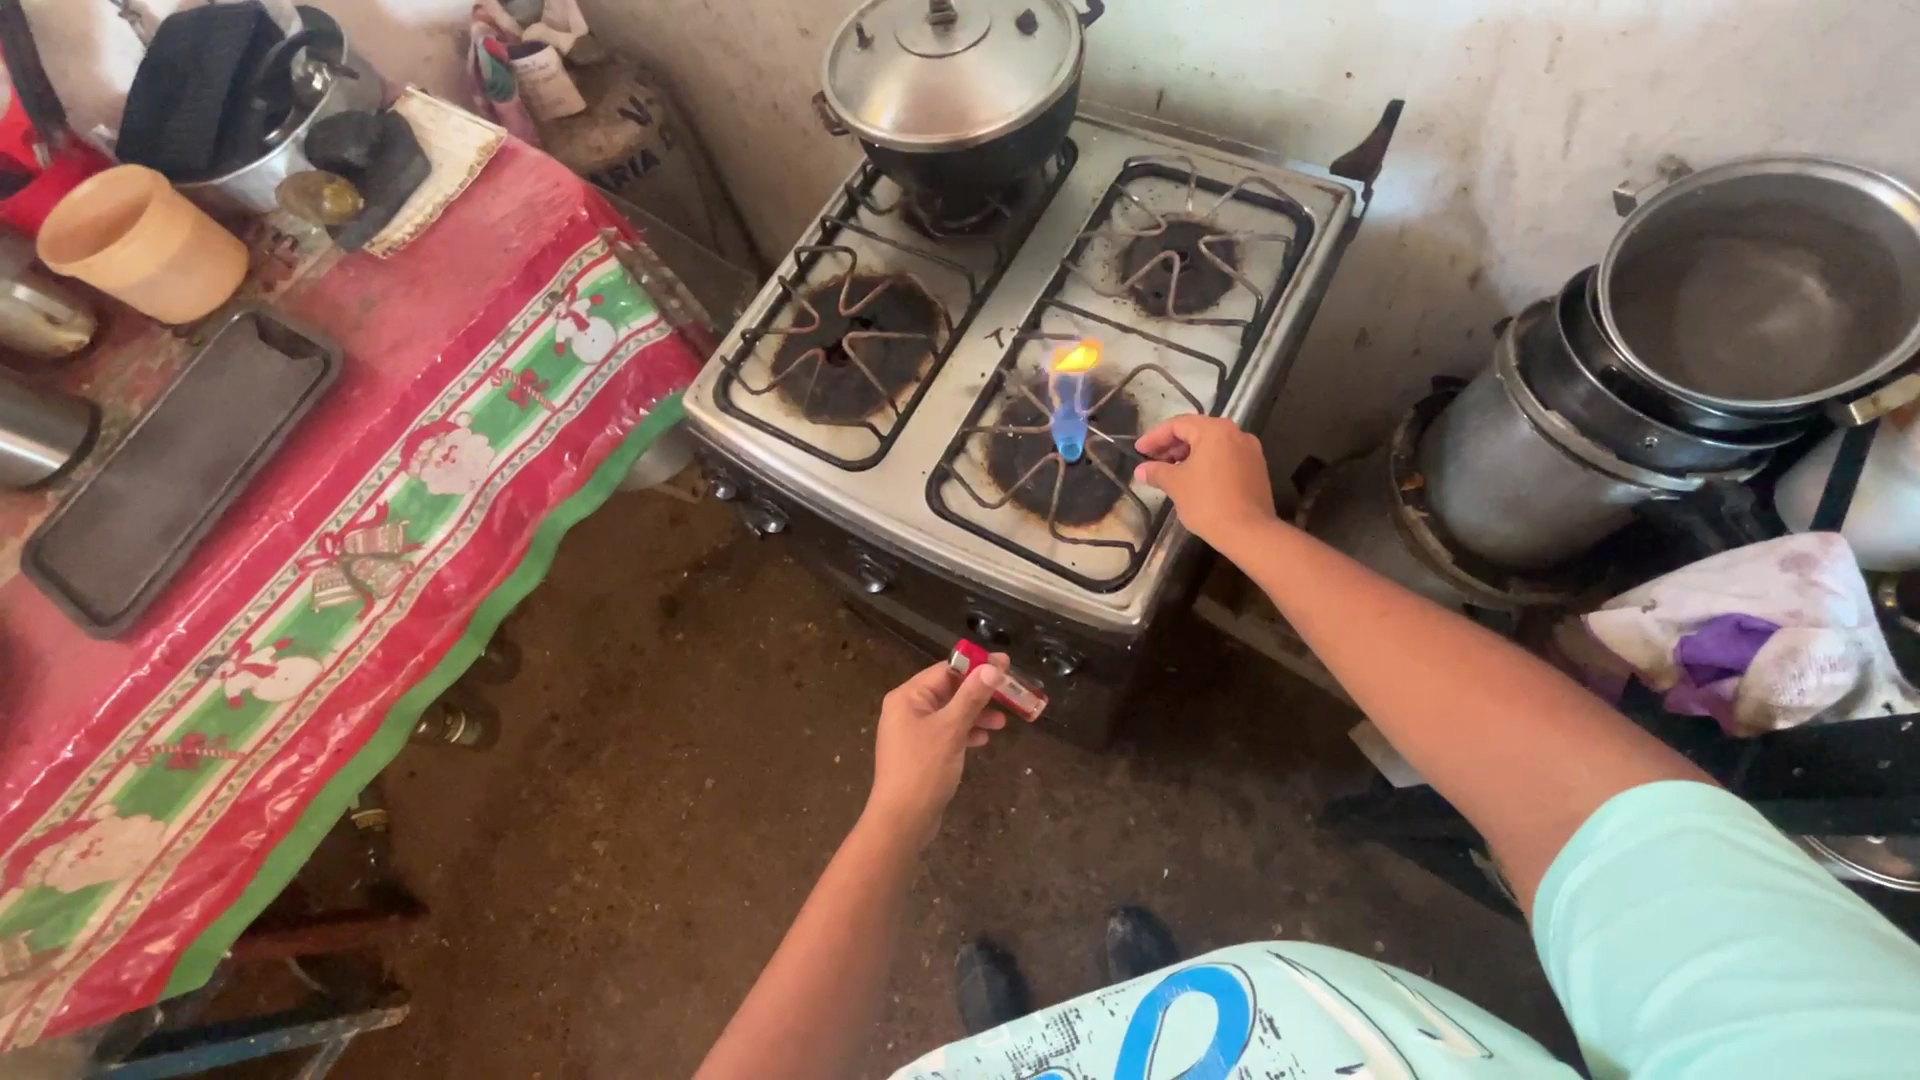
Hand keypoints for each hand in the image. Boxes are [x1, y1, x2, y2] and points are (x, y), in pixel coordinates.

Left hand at [865, 654, 1013, 845]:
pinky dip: (966, 731)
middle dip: (979, 692)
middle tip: (1010, 692)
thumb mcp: (951, 729)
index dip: (976, 666)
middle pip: (949, 690)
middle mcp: (907, 709)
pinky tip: (984, 738)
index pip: (946, 670)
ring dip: (976, 713)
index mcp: (907, 697)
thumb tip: (992, 667)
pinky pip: (947, 732)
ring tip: (1003, 720)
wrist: (902, 820)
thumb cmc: (923, 769)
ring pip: (951, 713)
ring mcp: (913, 732)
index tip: (1005, 665)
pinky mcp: (921, 752)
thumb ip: (972, 696)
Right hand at [1133, 415, 1277, 549]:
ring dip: (1188, 455)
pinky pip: (1224, 457)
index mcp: (1215, 430)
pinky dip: (1206, 463)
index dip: (1154, 437)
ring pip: (1212, 445)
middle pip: (1196, 431)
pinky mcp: (1256, 468)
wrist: (1248, 532)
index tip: (1139, 450)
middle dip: (1171, 445)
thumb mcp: (1175, 484)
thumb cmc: (1208, 502)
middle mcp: (1236, 433)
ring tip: (1169, 471)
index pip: (1178, 424)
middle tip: (1152, 460)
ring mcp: (1249, 451)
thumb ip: (1156, 471)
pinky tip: (1192, 479)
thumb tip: (1141, 470)